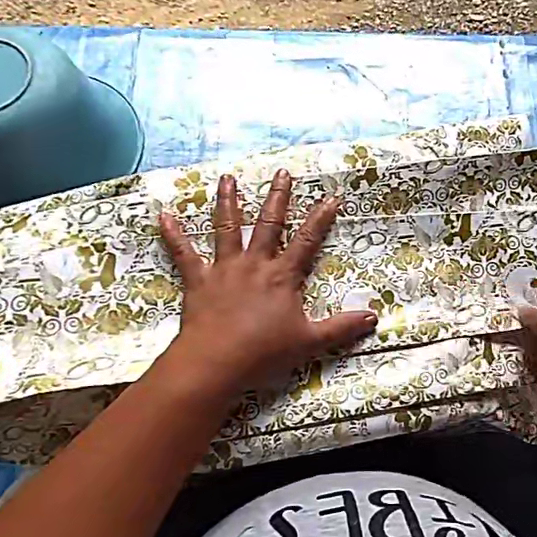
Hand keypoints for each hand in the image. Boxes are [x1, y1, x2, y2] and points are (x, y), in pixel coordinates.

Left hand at [156, 170, 377, 399]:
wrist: (216, 362)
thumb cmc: (264, 352)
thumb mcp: (310, 342)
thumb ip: (341, 328)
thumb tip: (373, 317)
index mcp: (282, 276)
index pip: (307, 241)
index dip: (320, 219)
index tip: (331, 197)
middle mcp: (254, 264)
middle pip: (268, 224)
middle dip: (277, 198)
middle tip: (282, 173)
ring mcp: (224, 269)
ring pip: (227, 228)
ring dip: (228, 202)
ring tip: (227, 179)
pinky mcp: (198, 280)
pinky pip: (184, 253)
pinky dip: (173, 234)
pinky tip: (163, 215)